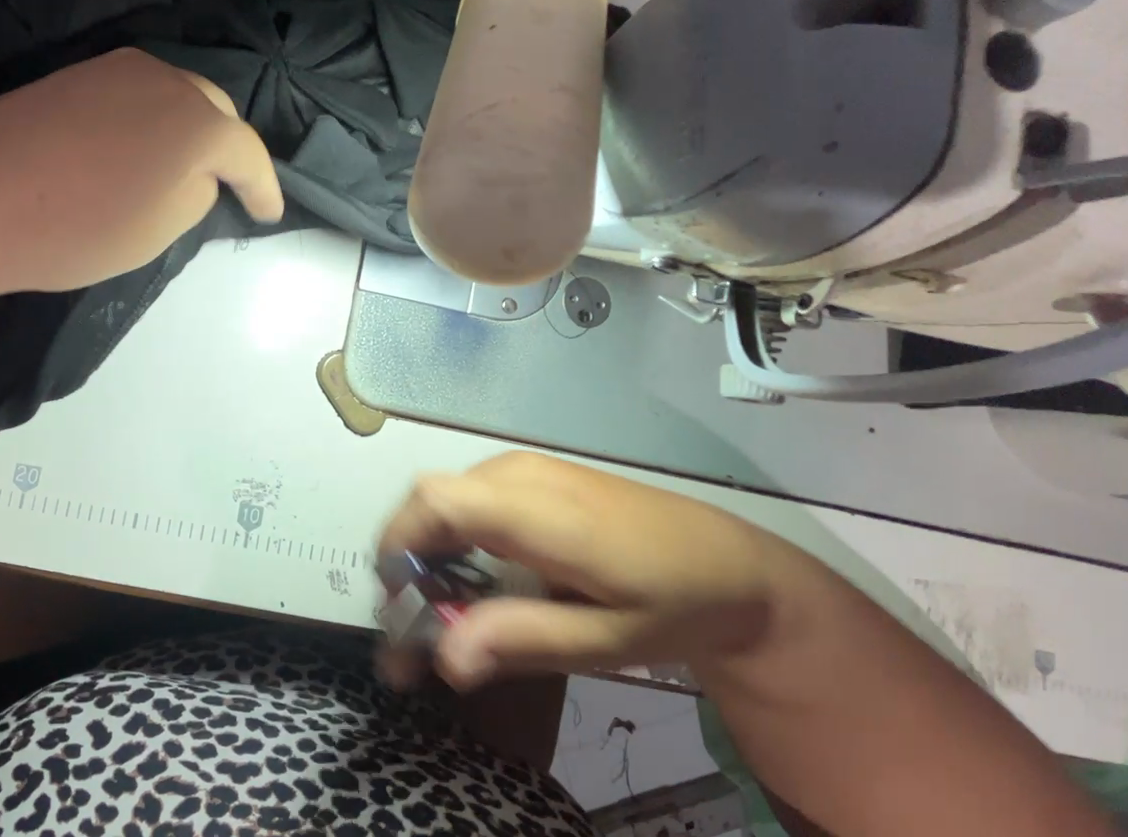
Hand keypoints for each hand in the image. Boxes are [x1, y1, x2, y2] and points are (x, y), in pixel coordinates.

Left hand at [0, 48, 283, 298]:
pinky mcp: (73, 77)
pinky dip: (148, 123)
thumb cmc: (78, 228)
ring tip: (179, 171)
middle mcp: (164, 79)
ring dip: (187, 132)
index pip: (249, 154)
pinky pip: (133, 96)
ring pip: (174, 97)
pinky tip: (132, 152)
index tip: (270, 213)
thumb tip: (192, 174)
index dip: (265, 188)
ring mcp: (113, 70)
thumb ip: (196, 195)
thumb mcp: (159, 231)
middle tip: (226, 187)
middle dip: (228, 150)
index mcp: (199, 122)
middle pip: (215, 112)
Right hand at [377, 453, 803, 690]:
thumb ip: (523, 640)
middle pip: (429, 501)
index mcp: (540, 510)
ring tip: (436, 616)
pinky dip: (450, 541)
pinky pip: (467, 501)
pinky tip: (470, 586)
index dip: (397, 546)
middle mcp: (518, 474)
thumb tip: (443, 658)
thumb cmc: (676, 604)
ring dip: (425, 554)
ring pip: (442, 501)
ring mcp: (524, 469)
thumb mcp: (608, 639)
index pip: (437, 502)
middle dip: (404, 560)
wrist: (735, 566)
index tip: (392, 606)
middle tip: (409, 628)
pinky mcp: (529, 477)